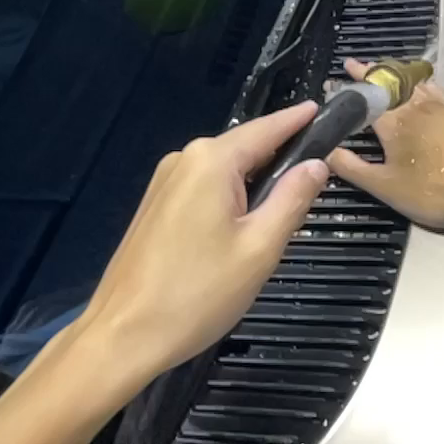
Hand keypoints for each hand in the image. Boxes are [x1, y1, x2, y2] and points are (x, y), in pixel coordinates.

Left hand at [77, 101, 328, 381]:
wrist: (122, 334)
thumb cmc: (197, 293)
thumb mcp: (259, 249)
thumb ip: (291, 199)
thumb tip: (316, 164)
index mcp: (211, 160)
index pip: (266, 129)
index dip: (296, 120)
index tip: (321, 109)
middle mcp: (185, 158)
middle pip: (244, 149)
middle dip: (277, 160)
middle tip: (313, 182)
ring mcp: (165, 180)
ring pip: (223, 171)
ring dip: (252, 185)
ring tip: (279, 216)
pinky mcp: (155, 203)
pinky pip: (203, 188)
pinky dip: (228, 198)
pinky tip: (239, 229)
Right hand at [327, 58, 443, 231]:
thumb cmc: (433, 192)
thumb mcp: (384, 187)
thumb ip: (351, 167)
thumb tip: (326, 151)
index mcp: (393, 121)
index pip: (367, 94)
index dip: (353, 81)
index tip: (344, 68)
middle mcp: (416, 105)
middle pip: (390, 81)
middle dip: (373, 72)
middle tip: (360, 65)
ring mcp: (442, 106)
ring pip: (413, 81)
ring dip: (396, 74)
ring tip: (387, 71)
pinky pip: (436, 88)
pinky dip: (422, 81)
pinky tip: (424, 86)